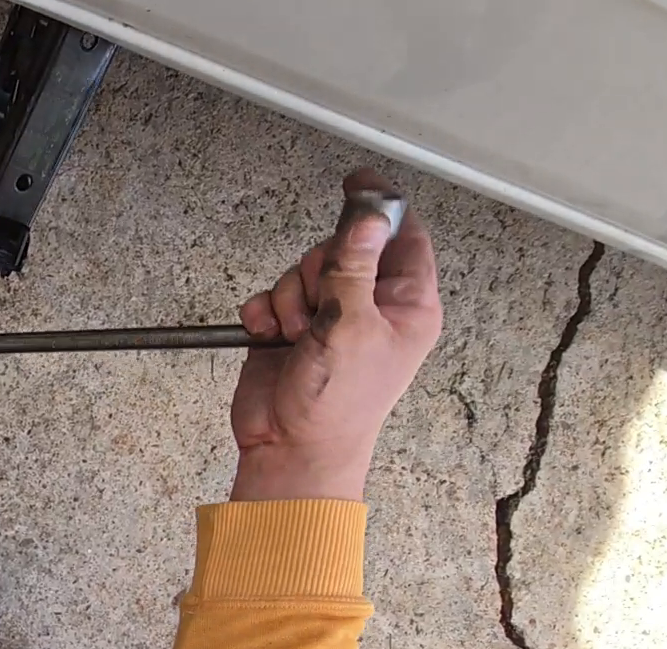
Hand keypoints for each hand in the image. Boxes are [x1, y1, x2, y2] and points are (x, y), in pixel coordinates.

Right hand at [230, 169, 442, 500]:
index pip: (402, 238)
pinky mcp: (283, 334)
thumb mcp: (353, 329)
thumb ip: (355, 270)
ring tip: (293, 335)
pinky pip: (266, 301)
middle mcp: (365, 307)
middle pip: (339, 252)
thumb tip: (368, 218)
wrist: (290, 447)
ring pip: (299, 275)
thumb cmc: (335, 404)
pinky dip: (262, 315)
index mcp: (405, 304)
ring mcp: (322, 321)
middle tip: (317, 306)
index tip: (358, 183)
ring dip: (288, 300)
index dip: (380, 210)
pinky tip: (267, 337)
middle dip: (318, 272)